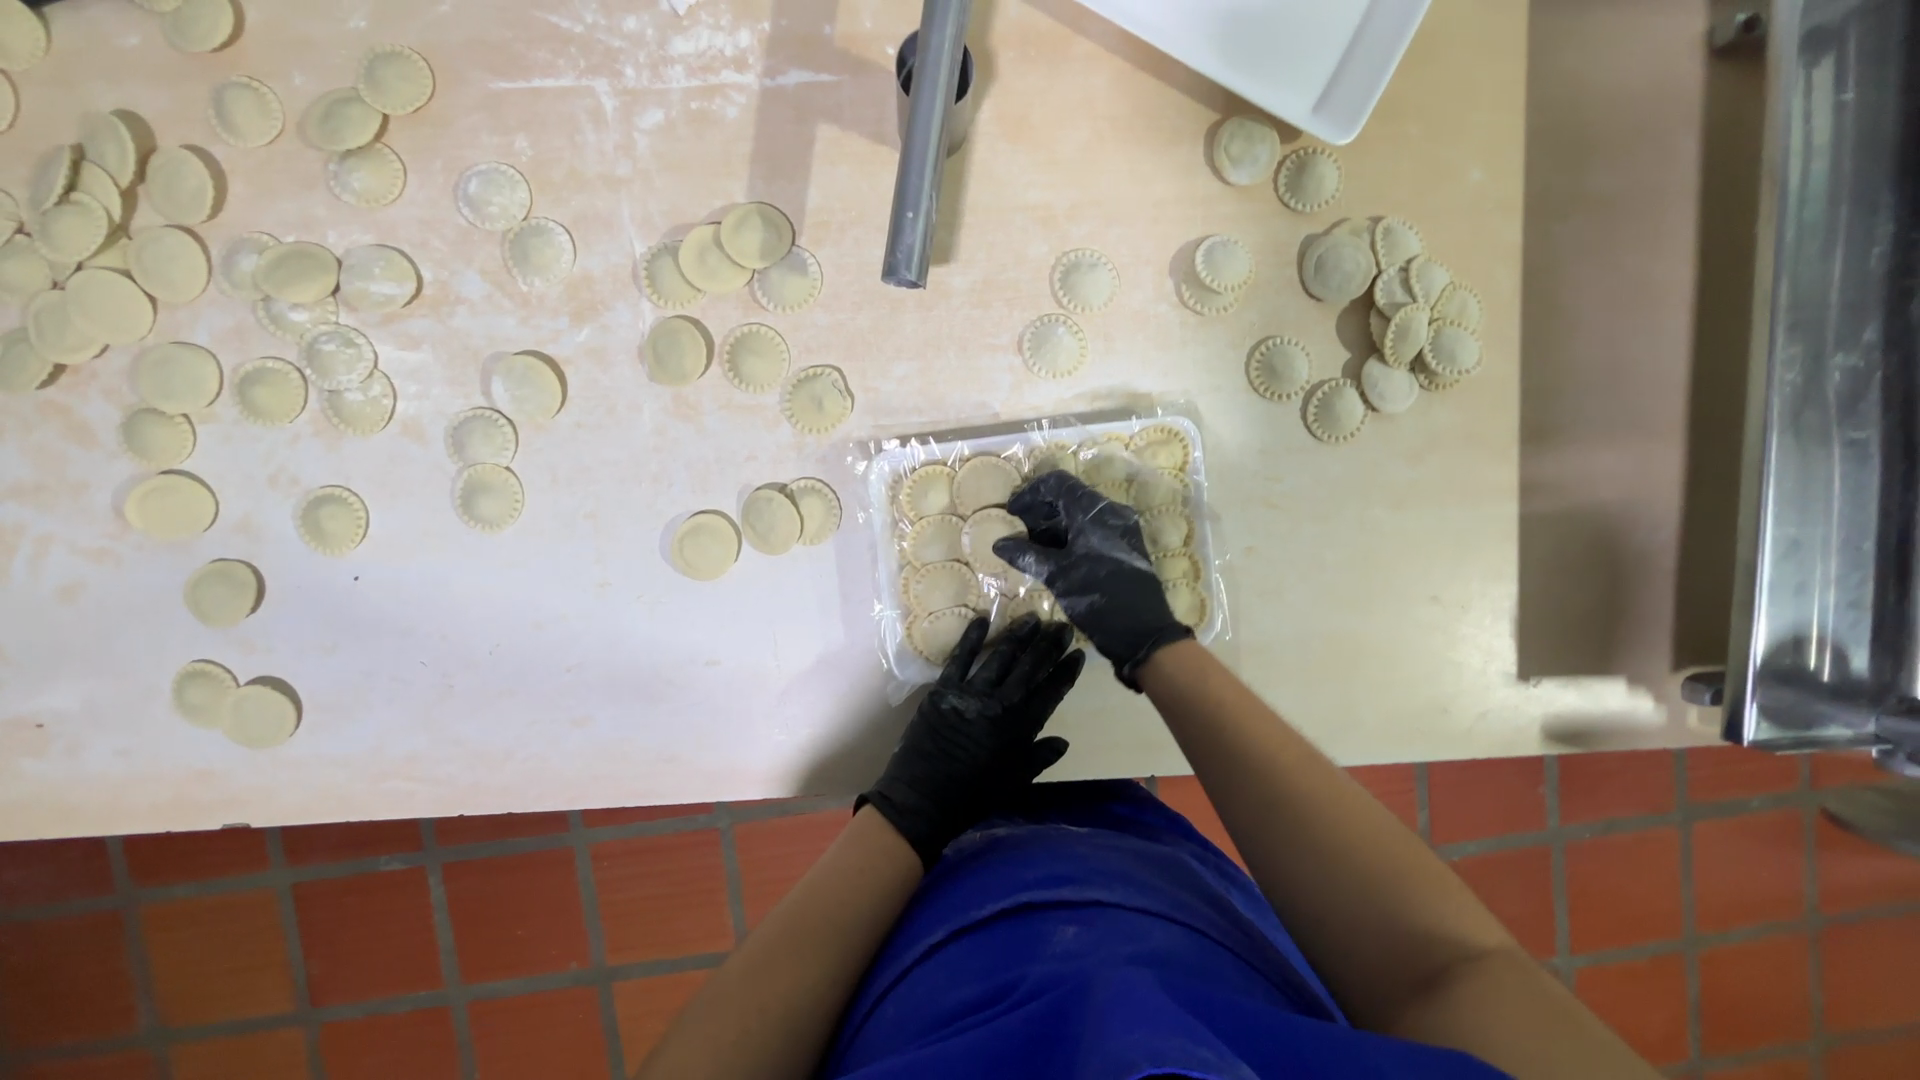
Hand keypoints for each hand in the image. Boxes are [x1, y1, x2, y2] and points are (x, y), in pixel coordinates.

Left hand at [861, 614, 1083, 867]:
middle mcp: (1001, 703)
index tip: (1078, 653)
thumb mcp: (1016, 781)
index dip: (1066, 671)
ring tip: (1032, 618)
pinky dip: (971, 638)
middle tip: (1061, 625)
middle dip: (1048, 644)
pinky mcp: (944, 690)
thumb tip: (1062, 742)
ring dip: (1018, 635)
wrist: (923, 799)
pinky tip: (981, 619)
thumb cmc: (973, 795)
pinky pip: (960, 658)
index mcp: (1022, 727)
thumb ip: (1040, 757)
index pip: (1052, 691)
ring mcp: (971, 693)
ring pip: (1001, 656)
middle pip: (1030, 666)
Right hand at [992, 469, 1193, 688]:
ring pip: (1079, 515)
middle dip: (1039, 510)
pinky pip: (1090, 531)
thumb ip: (1027, 555)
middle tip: (1017, 529)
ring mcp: (1120, 530)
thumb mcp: (1058, 575)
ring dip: (1053, 526)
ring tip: (1029, 545)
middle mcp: (1111, 512)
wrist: (1142, 632)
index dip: (1030, 493)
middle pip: (1069, 497)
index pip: (1057, 483)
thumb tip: (998, 544)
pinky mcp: (1122, 547)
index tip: (1010, 512)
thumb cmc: (1099, 596)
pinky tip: (1051, 557)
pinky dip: (1068, 537)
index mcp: (1095, 511)